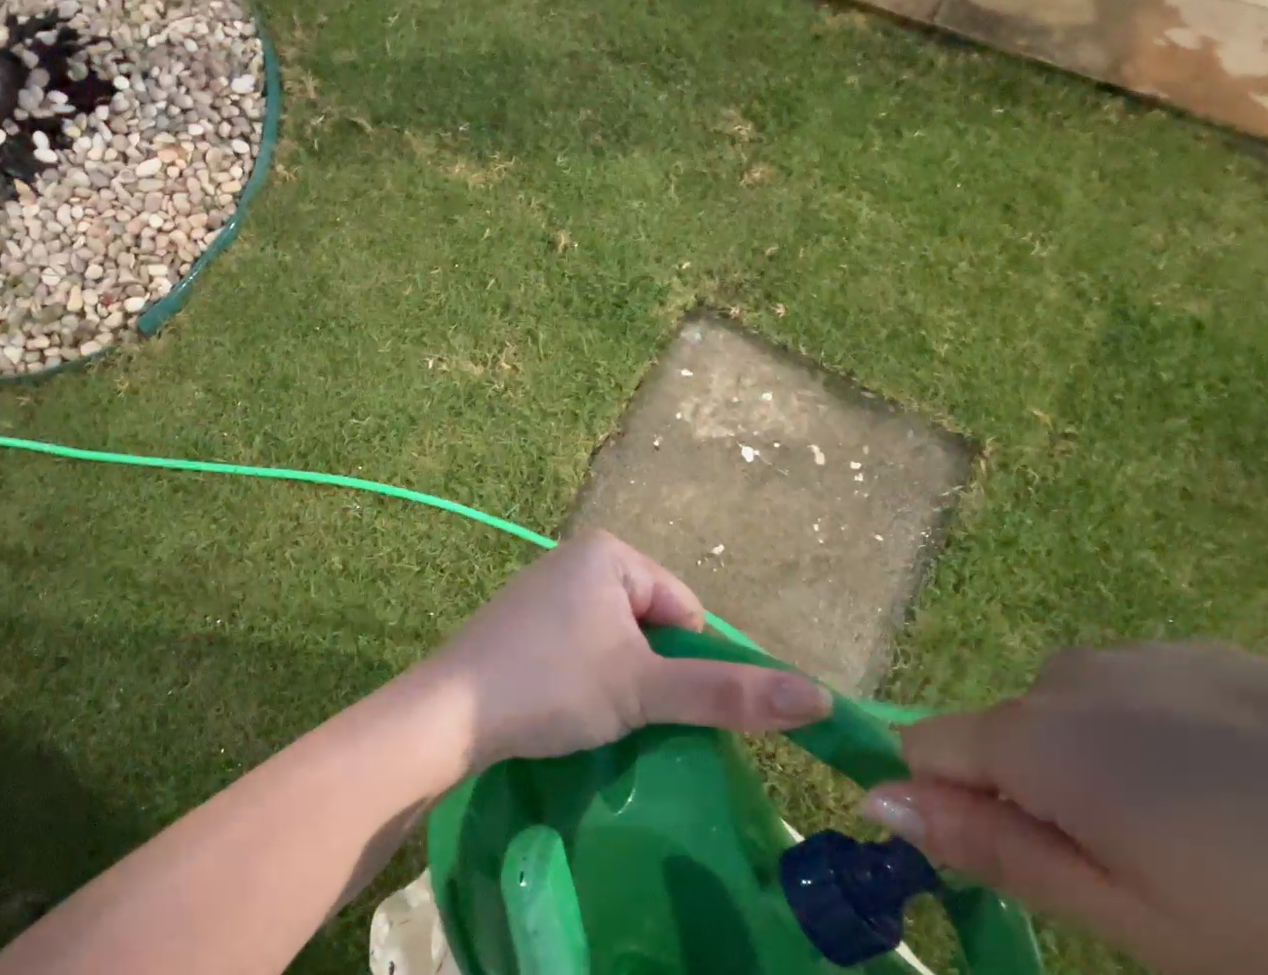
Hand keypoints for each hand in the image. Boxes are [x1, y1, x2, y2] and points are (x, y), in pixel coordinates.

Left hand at [417, 530, 830, 768]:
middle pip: (651, 625)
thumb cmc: (551, 685)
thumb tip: (820, 698)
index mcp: (609, 552)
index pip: (686, 611)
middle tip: (626, 712)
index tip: (660, 704)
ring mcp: (542, 590)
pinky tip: (565, 707)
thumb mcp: (644, 690)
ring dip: (619, 681)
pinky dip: (584, 680)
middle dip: (650, 673)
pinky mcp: (519, 623)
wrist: (446, 715)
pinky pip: (577, 647)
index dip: (688, 665)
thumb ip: (727, 694)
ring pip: (614, 641)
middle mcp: (574, 557)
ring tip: (593, 713)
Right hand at [859, 642, 1267, 974]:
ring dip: (1103, 765)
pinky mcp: (1219, 653)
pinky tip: (1261, 791)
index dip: (950, 805)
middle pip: (1001, 730)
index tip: (1019, 860)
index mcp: (1035, 736)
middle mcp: (1070, 674)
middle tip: (1141, 872)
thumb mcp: (1135, 920)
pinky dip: (1165, 739)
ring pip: (1074, 713)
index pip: (923, 748)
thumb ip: (992, 847)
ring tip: (1215, 835)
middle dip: (1037, 791)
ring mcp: (1148, 654)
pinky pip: (1141, 694)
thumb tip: (877, 800)